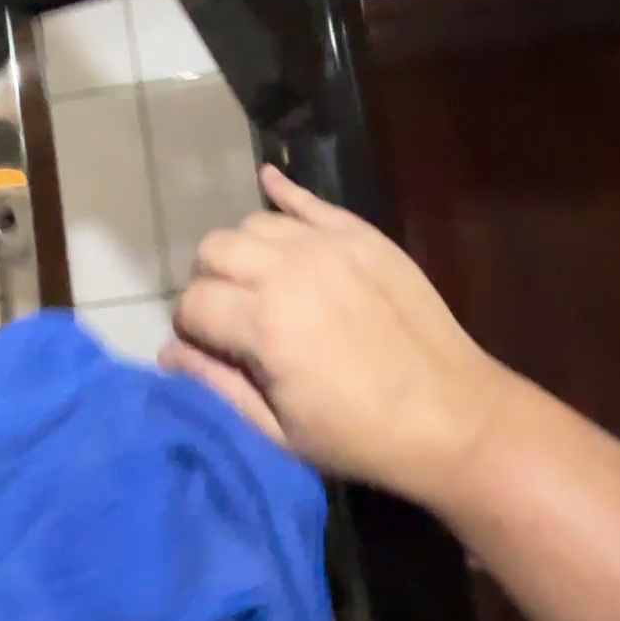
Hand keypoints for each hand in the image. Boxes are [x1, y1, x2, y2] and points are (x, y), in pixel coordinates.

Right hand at [161, 165, 516, 498]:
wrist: (454, 417)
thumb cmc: (360, 436)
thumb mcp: (278, 432)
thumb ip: (216, 385)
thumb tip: (165, 353)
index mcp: (264, 325)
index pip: (192, 303)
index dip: (190, 329)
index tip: (208, 349)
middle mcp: (288, 271)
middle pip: (212, 250)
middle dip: (208, 283)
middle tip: (232, 315)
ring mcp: (327, 244)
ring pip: (252, 224)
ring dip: (242, 252)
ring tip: (261, 283)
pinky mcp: (359, 234)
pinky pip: (306, 198)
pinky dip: (281, 191)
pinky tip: (268, 184)